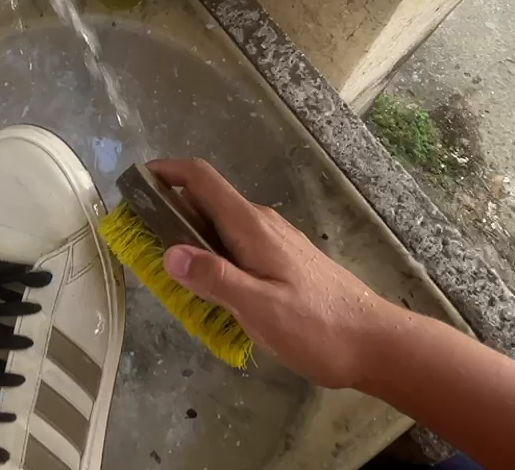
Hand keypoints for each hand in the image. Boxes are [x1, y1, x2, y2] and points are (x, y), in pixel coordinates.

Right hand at [148, 157, 401, 389]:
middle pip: (205, 199)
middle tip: (142, 240)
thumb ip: (214, 278)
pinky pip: (236, 241)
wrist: (378, 344)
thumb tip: (168, 251)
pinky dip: (212, 251)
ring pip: (220, 222)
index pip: (200, 178)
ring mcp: (274, 238)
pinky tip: (213, 288)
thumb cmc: (318, 327)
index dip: (166, 170)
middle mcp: (259, 221)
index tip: (136, 181)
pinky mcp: (282, 257)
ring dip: (190, 234)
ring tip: (171, 271)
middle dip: (169, 210)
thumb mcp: (260, 309)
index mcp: (249, 225)